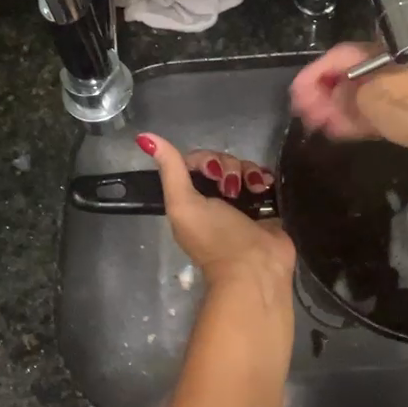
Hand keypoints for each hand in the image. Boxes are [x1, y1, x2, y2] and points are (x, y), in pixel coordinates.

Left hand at [137, 134, 294, 293]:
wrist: (254, 269)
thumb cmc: (215, 239)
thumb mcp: (183, 204)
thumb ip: (169, 171)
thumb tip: (144, 137)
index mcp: (192, 198)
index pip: (197, 161)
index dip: (205, 160)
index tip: (211, 172)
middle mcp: (215, 197)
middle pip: (222, 161)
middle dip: (228, 167)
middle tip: (231, 188)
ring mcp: (241, 199)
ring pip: (243, 166)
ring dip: (248, 172)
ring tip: (252, 189)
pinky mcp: (263, 203)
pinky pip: (262, 177)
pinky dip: (263, 177)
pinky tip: (264, 186)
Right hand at [288, 43, 407, 170]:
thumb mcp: (368, 99)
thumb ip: (342, 98)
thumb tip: (330, 100)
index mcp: (378, 54)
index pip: (336, 57)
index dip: (313, 74)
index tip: (295, 94)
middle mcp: (384, 68)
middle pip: (344, 76)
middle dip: (321, 93)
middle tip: (301, 113)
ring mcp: (393, 92)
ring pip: (355, 97)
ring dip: (333, 109)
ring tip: (313, 125)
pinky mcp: (401, 113)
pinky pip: (368, 113)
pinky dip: (350, 120)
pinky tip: (334, 131)